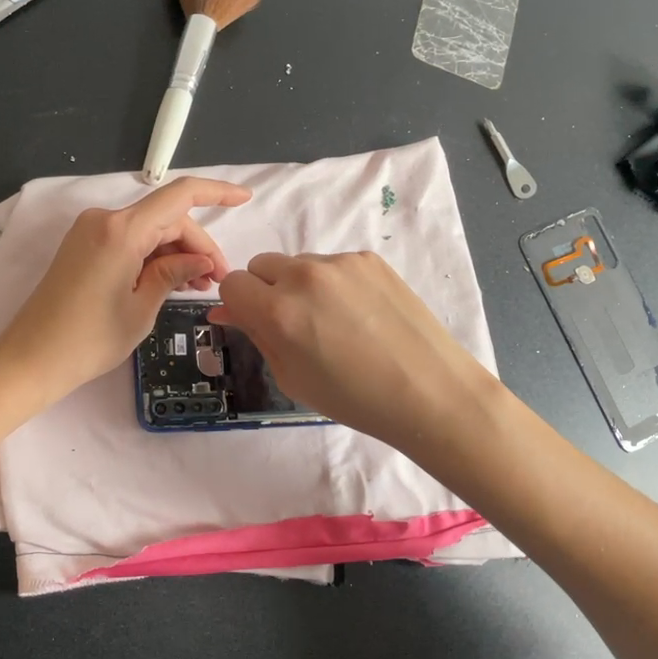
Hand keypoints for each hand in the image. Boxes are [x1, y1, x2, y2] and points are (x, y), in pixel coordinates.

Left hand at [0, 177, 252, 399]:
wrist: (31, 358)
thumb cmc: (89, 340)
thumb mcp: (141, 309)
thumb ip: (173, 274)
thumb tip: (201, 260)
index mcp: (122, 231)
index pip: (180, 196)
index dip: (217, 192)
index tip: (244, 199)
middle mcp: (104, 220)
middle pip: (166, 218)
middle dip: (197, 245)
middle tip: (218, 282)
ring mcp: (90, 232)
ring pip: (149, 230)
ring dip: (176, 253)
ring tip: (199, 288)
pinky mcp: (82, 247)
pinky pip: (129, 241)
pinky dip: (153, 257)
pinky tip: (171, 282)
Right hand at [208, 251, 498, 446]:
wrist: (428, 391)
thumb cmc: (353, 398)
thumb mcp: (291, 377)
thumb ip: (257, 336)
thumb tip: (229, 311)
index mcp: (278, 311)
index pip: (232, 283)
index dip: (238, 305)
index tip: (253, 323)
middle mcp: (304, 276)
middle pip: (260, 265)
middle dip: (264, 290)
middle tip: (292, 326)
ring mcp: (340, 263)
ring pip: (298, 264)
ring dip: (299, 286)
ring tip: (333, 323)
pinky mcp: (369, 259)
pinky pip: (332, 265)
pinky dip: (333, 285)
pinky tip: (358, 315)